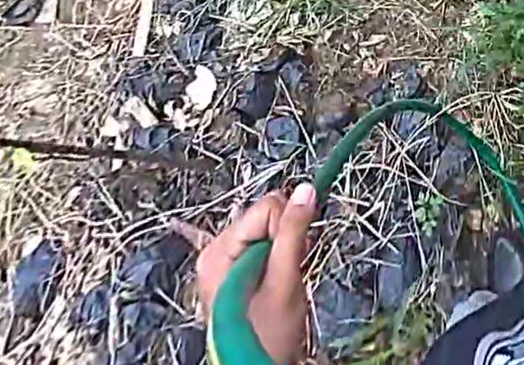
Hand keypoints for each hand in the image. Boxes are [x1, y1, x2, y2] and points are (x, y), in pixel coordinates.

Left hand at [175, 183, 318, 363]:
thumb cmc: (267, 336)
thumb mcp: (284, 281)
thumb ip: (293, 232)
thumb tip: (306, 188)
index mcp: (219, 251)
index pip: (268, 207)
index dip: (287, 227)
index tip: (289, 258)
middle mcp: (217, 248)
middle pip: (269, 212)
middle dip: (287, 235)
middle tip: (288, 269)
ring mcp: (226, 257)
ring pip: (272, 224)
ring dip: (287, 245)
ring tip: (284, 276)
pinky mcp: (238, 265)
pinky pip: (268, 239)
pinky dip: (282, 252)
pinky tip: (280, 275)